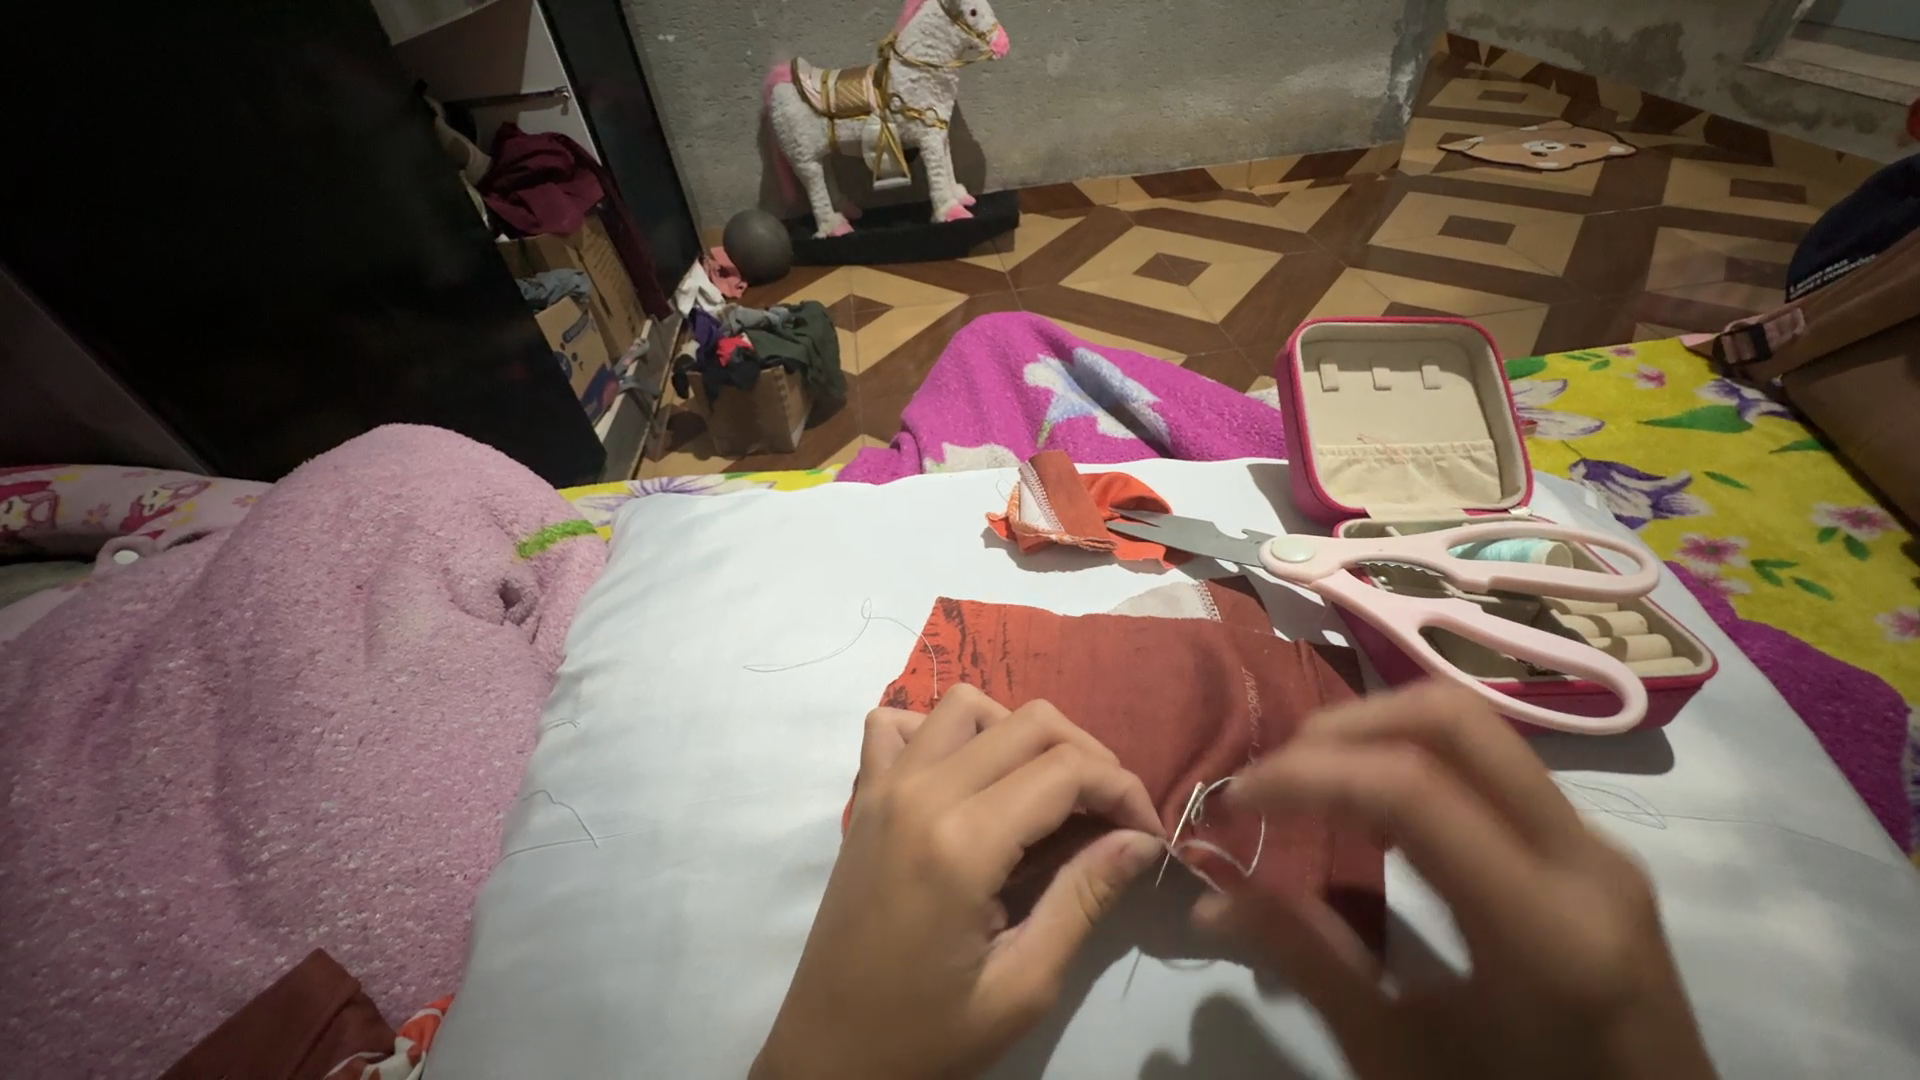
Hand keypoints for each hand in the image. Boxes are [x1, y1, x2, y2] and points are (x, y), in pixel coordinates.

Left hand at [753, 685, 1165, 1079]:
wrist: (829, 1052)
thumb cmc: (927, 1035)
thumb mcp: (1023, 984)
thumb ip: (1084, 897)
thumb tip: (1142, 839)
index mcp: (962, 841)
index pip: (1066, 770)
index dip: (1123, 790)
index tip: (1147, 832)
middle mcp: (921, 791)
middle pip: (1028, 722)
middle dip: (1088, 757)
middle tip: (1109, 815)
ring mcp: (884, 784)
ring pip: (967, 705)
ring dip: (1019, 732)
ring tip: (1043, 790)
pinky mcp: (863, 793)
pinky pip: (898, 724)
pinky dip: (941, 731)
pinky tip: (963, 774)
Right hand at [1198, 681, 1716, 1079]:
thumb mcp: (1401, 1060)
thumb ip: (1308, 964)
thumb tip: (1211, 898)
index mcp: (1546, 933)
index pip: (1412, 793)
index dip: (1306, 777)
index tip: (1237, 803)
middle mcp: (1584, 861)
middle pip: (1451, 721)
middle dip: (1341, 727)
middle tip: (1276, 774)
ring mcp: (1595, 844)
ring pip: (1471, 728)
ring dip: (1373, 734)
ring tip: (1312, 786)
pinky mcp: (1586, 845)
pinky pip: (1486, 761)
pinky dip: (1408, 757)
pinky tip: (1371, 814)